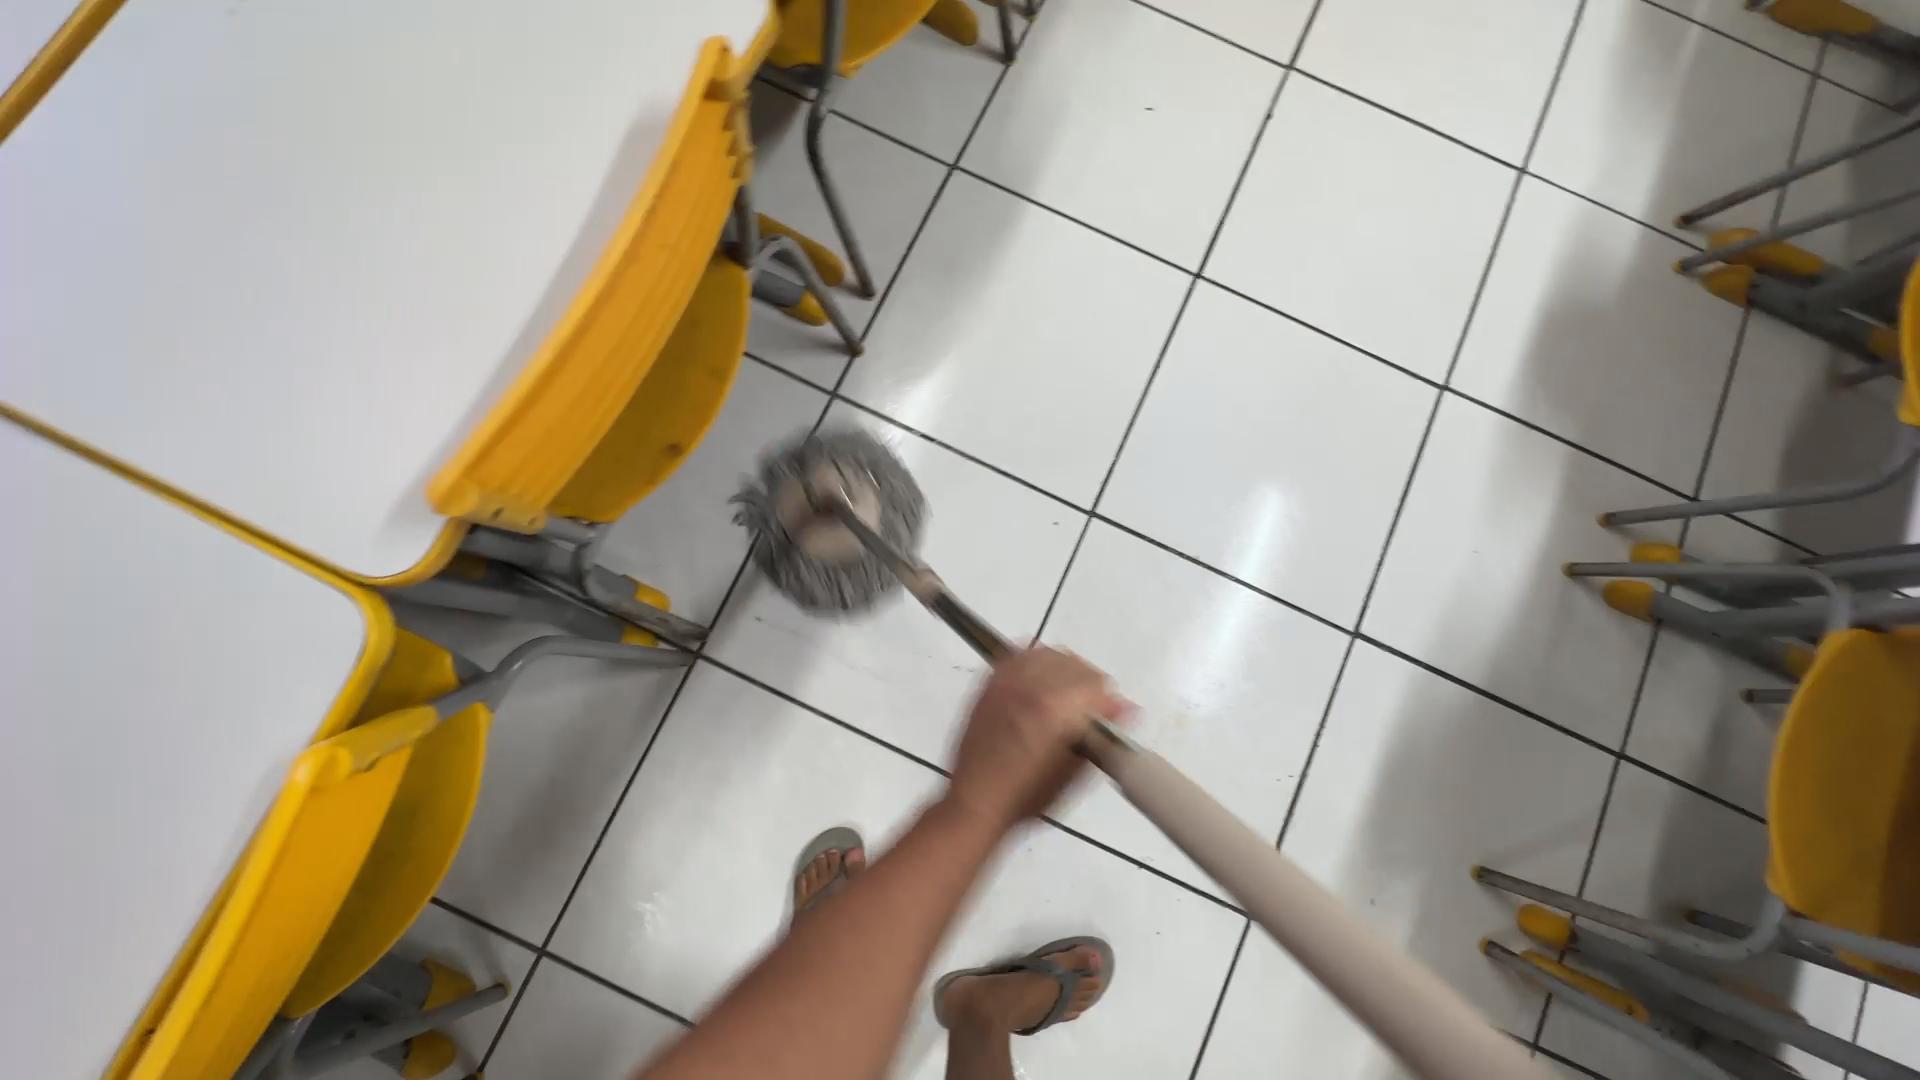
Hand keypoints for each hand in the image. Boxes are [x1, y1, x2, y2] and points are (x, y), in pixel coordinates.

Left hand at [946, 647, 1128, 832]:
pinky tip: (1040, 683)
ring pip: (1049, 654)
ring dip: (1065, 671)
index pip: (1097, 684)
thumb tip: (1128, 709)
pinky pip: (1020, 655)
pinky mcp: (990, 682)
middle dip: (1090, 686)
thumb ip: (1103, 735)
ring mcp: (1007, 681)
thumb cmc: (1029, 796)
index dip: (1110, 703)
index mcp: (1054, 708)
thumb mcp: (1074, 771)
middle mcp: (1030, 686)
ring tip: (1066, 696)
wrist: (975, 800)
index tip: (1110, 720)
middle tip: (1090, 711)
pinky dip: (1036, 662)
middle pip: (1075, 664)